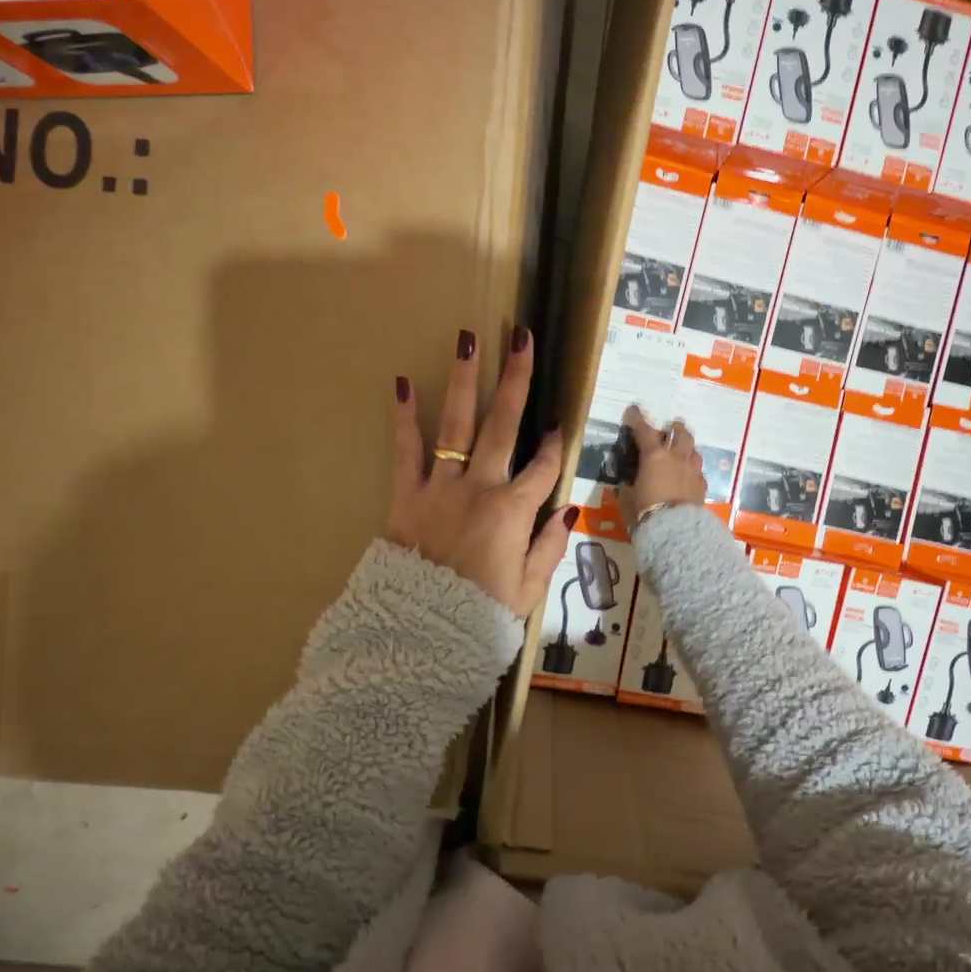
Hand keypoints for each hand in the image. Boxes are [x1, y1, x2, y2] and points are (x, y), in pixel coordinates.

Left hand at [386, 327, 573, 617]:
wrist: (421, 633)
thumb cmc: (481, 614)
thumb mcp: (529, 589)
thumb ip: (549, 546)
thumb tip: (568, 509)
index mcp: (515, 512)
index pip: (545, 467)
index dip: (556, 444)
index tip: (560, 424)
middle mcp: (481, 488)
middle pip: (504, 425)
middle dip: (516, 379)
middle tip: (521, 337)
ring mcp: (442, 487)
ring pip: (458, 425)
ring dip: (464, 381)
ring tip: (468, 339)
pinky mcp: (407, 495)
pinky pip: (405, 450)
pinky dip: (404, 418)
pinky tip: (402, 382)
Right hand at [615, 406, 707, 521]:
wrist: (675, 530)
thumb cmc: (645, 511)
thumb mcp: (627, 499)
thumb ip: (626, 489)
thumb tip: (625, 486)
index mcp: (654, 457)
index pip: (644, 431)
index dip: (637, 419)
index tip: (634, 410)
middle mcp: (676, 458)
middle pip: (681, 434)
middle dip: (676, 428)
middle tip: (672, 426)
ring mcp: (692, 471)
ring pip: (694, 451)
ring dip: (688, 448)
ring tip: (684, 450)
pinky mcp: (702, 486)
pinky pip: (699, 472)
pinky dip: (693, 470)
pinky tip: (690, 475)